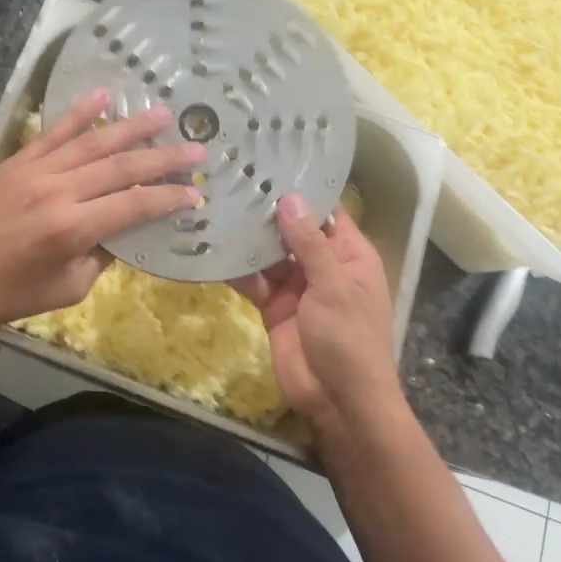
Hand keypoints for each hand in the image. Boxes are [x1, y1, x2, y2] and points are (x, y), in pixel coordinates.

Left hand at [0, 89, 204, 332]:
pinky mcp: (17, 163)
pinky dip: (78, 114)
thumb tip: (129, 225)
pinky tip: (103, 97)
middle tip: (196, 147)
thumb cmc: (17, 294)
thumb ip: (104, 253)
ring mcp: (34, 172)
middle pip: (121, 167)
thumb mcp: (72, 286)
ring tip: (162, 113)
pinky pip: (53, 133)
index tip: (196, 191)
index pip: (134, 204)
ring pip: (91, 142)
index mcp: (73, 229)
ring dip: (130, 126)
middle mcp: (57, 192)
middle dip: (163, 157)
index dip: (168, 197)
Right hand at [231, 195, 399, 430]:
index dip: (304, 190)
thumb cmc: (349, 339)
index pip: (327, 213)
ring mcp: (296, 286)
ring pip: (268, 253)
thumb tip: (289, 199)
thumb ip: (309, 243)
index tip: (272, 162)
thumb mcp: (334, 287)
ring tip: (215, 207)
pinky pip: (252, 280)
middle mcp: (322, 265)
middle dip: (267, 210)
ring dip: (247, 237)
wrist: (337, 400)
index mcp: (349, 255)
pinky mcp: (272, 306)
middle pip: (292, 229)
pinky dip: (235, 268)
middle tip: (232, 178)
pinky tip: (211, 249)